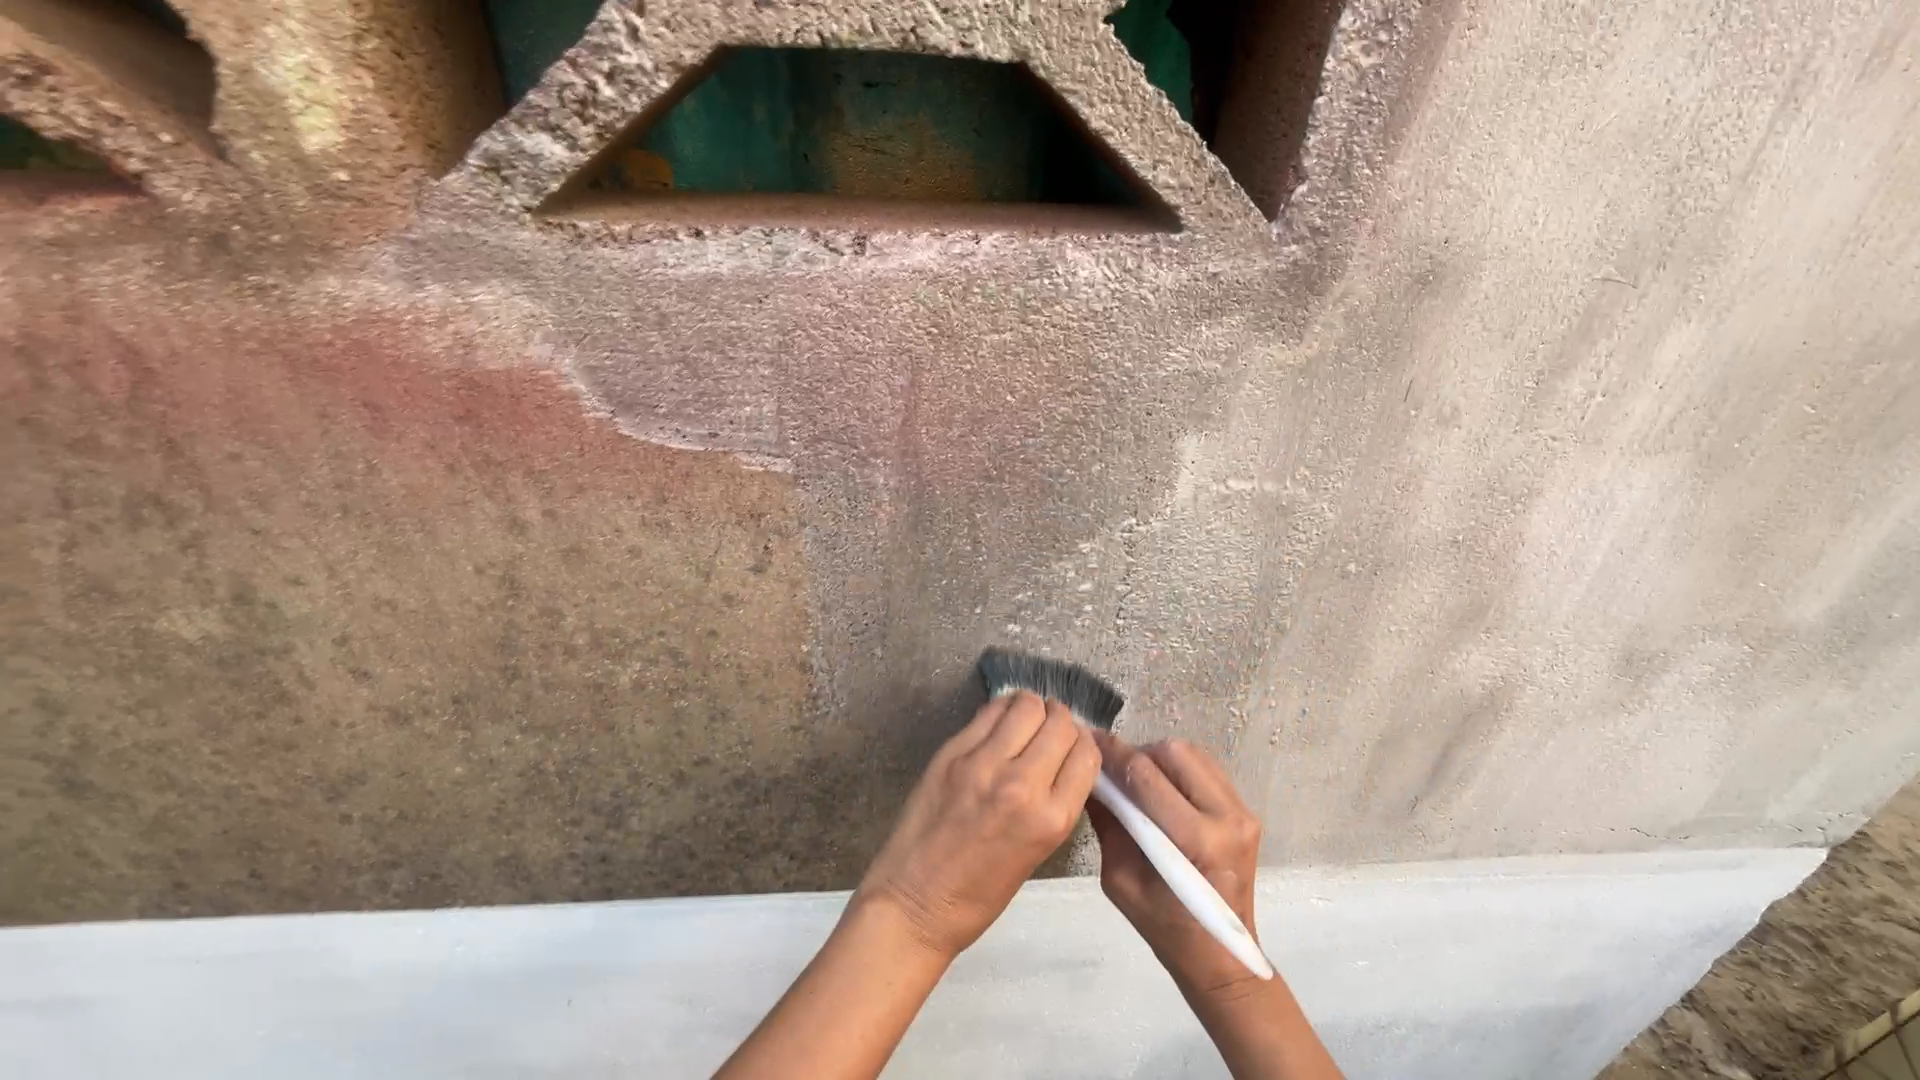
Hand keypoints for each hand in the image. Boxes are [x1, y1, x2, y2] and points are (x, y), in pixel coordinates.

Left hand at [854, 691, 1101, 957]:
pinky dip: (1001, 711)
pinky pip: (988, 712)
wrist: (915, 903)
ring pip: (1025, 705)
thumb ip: (1055, 802)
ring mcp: (983, 764)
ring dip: (1032, 708)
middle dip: (1061, 721)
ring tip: (1025, 722)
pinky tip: (999, 724)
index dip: (1084, 744)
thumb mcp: (1038, 852)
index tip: (1073, 746)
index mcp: (1051, 819)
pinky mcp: (951, 753)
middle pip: (1060, 723)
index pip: (1086, 754)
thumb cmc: (980, 894)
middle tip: (1050, 730)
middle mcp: (1022, 785)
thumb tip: (1064, 760)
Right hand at [1088, 732, 1264, 998]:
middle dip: (1137, 754)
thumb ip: (1108, 823)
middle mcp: (1226, 817)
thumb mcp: (1120, 879)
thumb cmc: (1164, 926)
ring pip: (1193, 754)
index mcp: (1196, 840)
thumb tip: (1089, 777)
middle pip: (1173, 753)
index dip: (1113, 754)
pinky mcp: (1247, 812)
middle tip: (1115, 771)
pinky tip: (1163, 789)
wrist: (1220, 955)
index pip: (1146, 775)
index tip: (1087, 740)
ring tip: (1138, 779)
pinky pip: (1208, 770)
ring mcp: (1243, 812)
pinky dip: (1180, 769)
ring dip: (1159, 758)